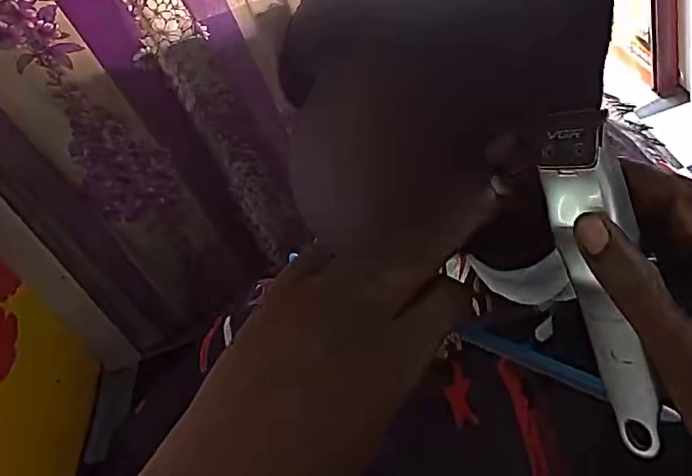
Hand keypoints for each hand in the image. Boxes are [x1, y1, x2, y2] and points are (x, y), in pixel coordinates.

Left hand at [143, 184, 497, 475]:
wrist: (231, 458)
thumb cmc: (314, 458)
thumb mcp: (378, 418)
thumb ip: (405, 366)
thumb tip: (422, 338)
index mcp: (397, 350)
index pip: (449, 296)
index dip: (461, 294)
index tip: (458, 299)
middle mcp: (365, 303)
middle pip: (417, 251)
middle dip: (437, 245)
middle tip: (444, 244)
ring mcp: (321, 283)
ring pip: (374, 238)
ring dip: (393, 242)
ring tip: (399, 246)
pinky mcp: (286, 278)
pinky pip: (326, 246)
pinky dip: (344, 248)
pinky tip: (348, 255)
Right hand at [575, 162, 691, 475]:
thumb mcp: (684, 357)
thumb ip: (633, 286)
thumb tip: (594, 232)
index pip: (689, 199)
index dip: (635, 181)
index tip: (593, 173)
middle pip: (686, 216)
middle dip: (632, 212)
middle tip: (586, 210)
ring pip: (684, 242)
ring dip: (641, 241)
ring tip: (601, 247)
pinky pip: (690, 269)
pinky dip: (654, 269)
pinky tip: (629, 280)